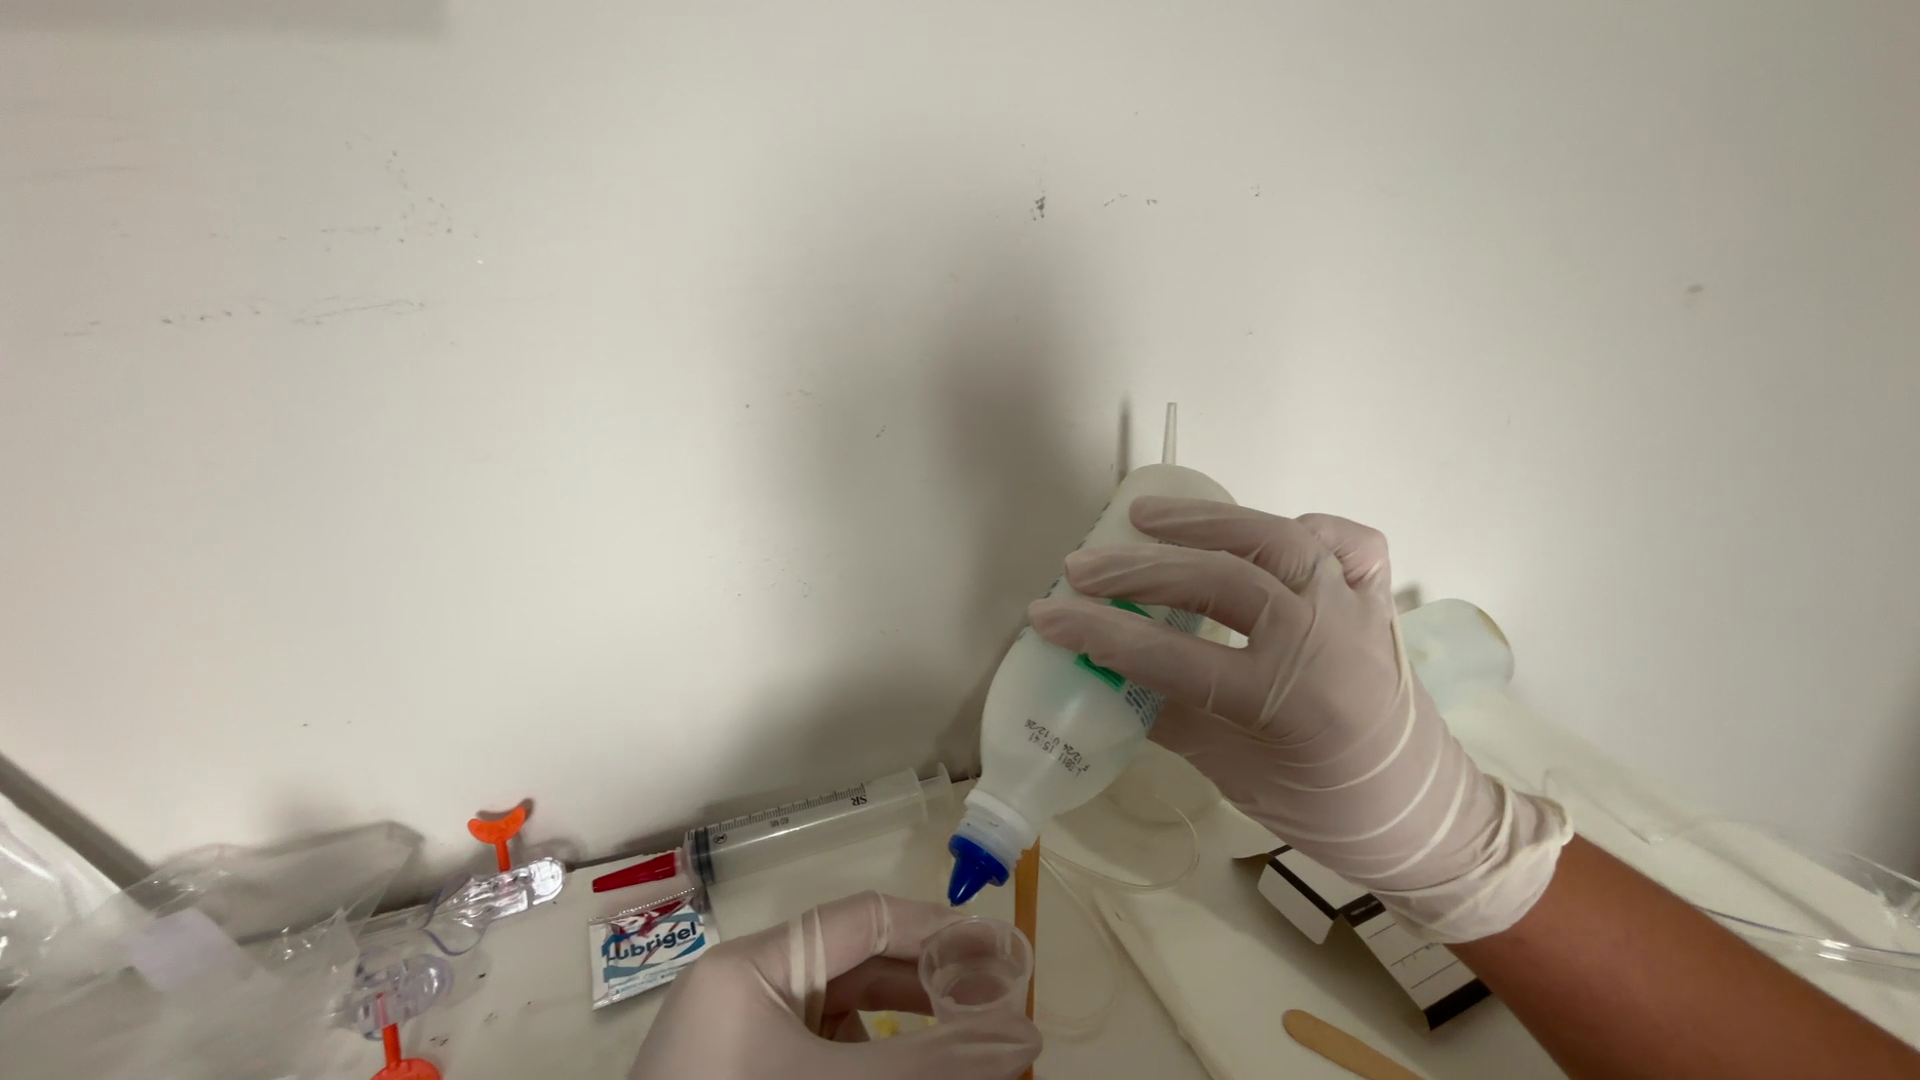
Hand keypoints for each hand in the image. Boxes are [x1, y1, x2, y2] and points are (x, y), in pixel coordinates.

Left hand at [629, 891, 1040, 1079]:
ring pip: (844, 1012)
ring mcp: (746, 1035)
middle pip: (857, 963)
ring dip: (907, 1024)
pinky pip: (824, 1049)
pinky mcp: (753, 1071)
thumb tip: (1023, 1035)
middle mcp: (747, 988)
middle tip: (996, 1002)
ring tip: (968, 1039)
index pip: (863, 919)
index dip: (934, 930)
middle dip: (928, 985)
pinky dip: (871, 1057)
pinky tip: (916, 1069)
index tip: (997, 951)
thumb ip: (929, 1063)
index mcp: (752, 966)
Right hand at [1028, 498, 1568, 940]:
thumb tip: (1106, 674)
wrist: (1430, 821)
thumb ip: (1170, 717)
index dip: (1101, 634)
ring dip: (1206, 522)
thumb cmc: (1326, 812)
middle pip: (1222, 582)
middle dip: (1140, 570)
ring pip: (1278, 540)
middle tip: (1082, 567)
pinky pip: (1346, 543)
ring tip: (1145, 516)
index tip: (1045, 615)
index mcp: (1289, 701)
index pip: (1174, 656)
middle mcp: (1327, 641)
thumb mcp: (1234, 774)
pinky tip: (1263, 533)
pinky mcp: (1377, 600)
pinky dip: (1304, 527)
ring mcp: (1357, 610)